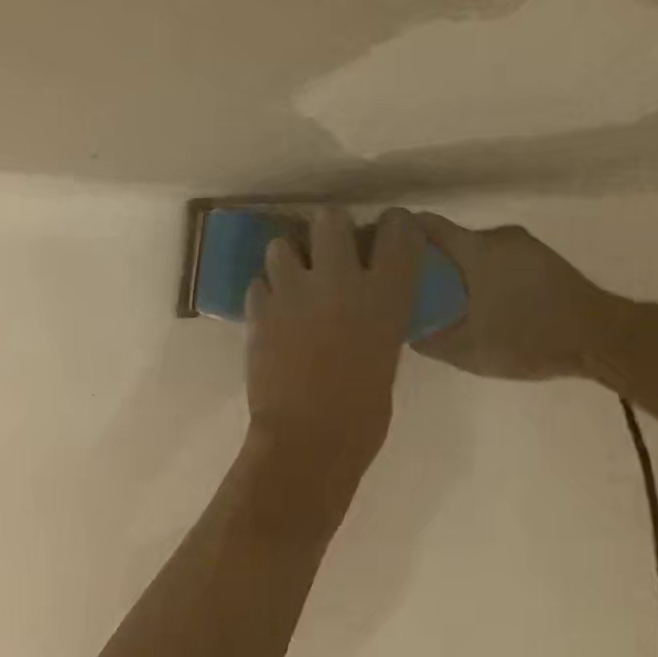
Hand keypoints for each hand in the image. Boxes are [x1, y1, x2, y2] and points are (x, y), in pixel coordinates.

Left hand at [245, 208, 425, 469]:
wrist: (309, 438)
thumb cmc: (363, 412)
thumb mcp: (385, 353)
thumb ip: (375, 315)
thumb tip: (360, 300)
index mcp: (385, 294)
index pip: (399, 229)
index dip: (393, 225)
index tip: (385, 233)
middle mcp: (340, 279)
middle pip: (330, 218)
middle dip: (328, 230)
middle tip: (327, 253)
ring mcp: (294, 291)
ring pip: (281, 244)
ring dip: (288, 259)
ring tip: (292, 283)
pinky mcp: (259, 309)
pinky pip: (258, 284)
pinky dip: (266, 294)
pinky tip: (272, 314)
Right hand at [412, 215, 632, 380]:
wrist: (602, 339)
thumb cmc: (529, 339)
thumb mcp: (469, 351)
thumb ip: (431, 341)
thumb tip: (405, 332)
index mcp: (477, 249)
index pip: (425, 224)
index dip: (398, 232)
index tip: (379, 249)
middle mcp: (498, 236)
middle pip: (448, 238)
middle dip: (426, 257)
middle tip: (407, 283)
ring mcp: (523, 245)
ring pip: (473, 249)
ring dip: (455, 267)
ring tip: (439, 295)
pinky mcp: (540, 257)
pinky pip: (495, 257)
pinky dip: (479, 272)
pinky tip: (475, 299)